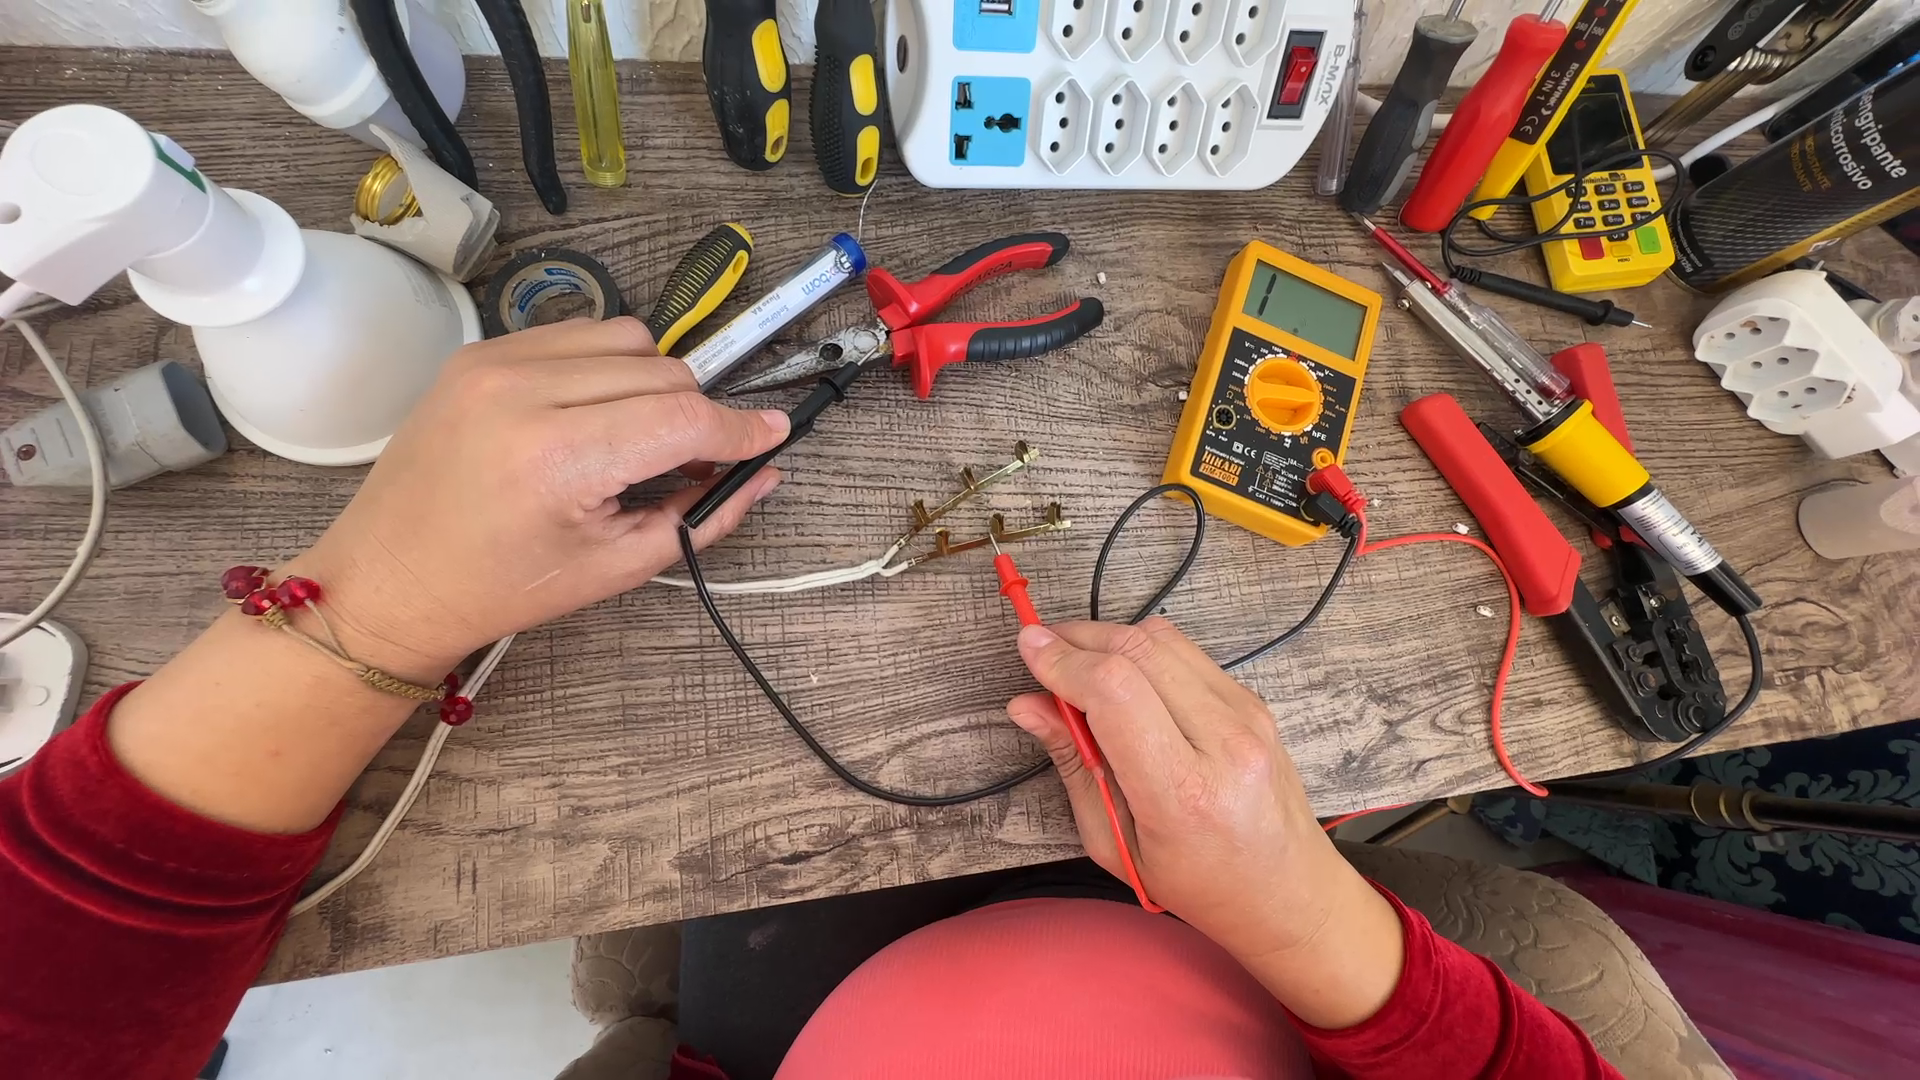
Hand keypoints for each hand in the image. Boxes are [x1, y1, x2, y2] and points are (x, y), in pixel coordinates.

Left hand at [291, 317, 789, 679]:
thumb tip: (765, 473)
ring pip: (634, 340)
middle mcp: (524, 391)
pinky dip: (615, 367)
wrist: (390, 578)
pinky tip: (600, 412)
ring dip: (660, 385)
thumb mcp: (621, 565)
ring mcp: (496, 361)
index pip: (684, 418)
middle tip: (696, 462)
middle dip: (700, 416)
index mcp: (560, 459)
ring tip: (642, 435)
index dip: (742, 427)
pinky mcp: (481, 350)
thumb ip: (706, 516)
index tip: (775, 433)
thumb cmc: (509, 586)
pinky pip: (585, 334)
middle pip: (667, 374)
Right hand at [1009, 618, 1404, 1027]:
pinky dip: (1140, 649)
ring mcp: (1246, 713)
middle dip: (1078, 637)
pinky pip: (1183, 650)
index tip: (1027, 647)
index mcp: (1183, 792)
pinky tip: (1121, 674)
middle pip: (1136, 650)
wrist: (1291, 894)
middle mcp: (1223, 741)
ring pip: (1160, 637)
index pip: (1115, 692)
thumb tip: (1026, 704)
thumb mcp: (1114, 842)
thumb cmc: (1196, 883)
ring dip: (1107, 637)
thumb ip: (1071, 764)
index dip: (1064, 661)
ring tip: (1076, 659)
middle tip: (1042, 646)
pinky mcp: (1253, 699)